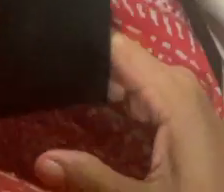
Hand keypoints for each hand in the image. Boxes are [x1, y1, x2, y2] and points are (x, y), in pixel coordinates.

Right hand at [35, 35, 223, 191]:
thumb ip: (93, 178)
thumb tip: (40, 160)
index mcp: (170, 90)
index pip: (116, 45)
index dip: (81, 45)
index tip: (43, 45)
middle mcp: (177, 82)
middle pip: (119, 61)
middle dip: (83, 68)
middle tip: (40, 76)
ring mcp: (183, 97)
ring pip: (129, 79)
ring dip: (96, 87)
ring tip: (53, 88)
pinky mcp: (183, 115)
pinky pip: (142, 96)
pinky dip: (115, 104)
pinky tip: (86, 112)